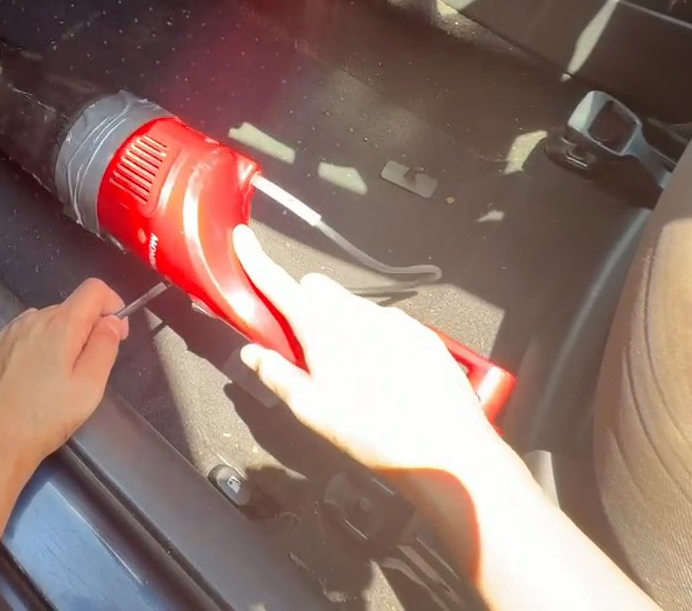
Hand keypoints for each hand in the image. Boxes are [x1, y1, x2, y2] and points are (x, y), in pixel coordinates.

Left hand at [0, 278, 128, 477]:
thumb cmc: (47, 416)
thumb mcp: (90, 386)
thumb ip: (105, 346)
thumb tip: (112, 320)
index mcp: (60, 324)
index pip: (94, 288)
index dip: (112, 305)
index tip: (116, 334)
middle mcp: (34, 317)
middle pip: (73, 306)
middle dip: (89, 328)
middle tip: (90, 368)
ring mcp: (14, 329)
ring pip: (52, 319)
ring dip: (66, 337)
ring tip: (62, 377)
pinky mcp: (1, 342)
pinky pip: (32, 331)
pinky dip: (44, 343)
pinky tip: (40, 375)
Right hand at [233, 227, 510, 480]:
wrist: (449, 454)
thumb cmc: (370, 432)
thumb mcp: (311, 411)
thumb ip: (276, 375)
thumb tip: (252, 353)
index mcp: (320, 325)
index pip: (277, 281)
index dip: (255, 258)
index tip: (241, 237)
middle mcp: (355, 311)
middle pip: (316, 287)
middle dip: (304, 304)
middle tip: (305, 344)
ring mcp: (392, 319)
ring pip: (351, 305)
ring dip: (340, 322)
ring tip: (352, 368)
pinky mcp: (422, 333)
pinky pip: (385, 322)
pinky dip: (374, 336)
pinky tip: (386, 374)